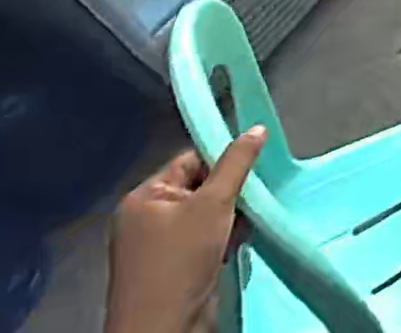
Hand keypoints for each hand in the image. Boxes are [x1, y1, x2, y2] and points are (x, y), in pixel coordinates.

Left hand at [104, 125, 266, 332]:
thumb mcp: (214, 204)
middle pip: (201, 186)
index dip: (222, 160)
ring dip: (231, 217)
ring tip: (246, 225)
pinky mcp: (173, 270)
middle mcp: (147, 218)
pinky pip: (205, 239)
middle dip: (230, 193)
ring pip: (207, 214)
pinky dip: (224, 238)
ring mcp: (159, 247)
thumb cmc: (180, 262)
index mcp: (144, 198)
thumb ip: (237, 163)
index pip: (190, 160)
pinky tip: (238, 244)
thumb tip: (257, 128)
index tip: (250, 167)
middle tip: (251, 198)